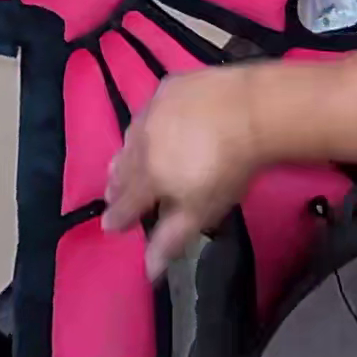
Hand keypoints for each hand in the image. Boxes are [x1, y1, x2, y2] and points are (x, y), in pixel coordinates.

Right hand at [101, 63, 269, 277]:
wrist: (247, 110)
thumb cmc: (226, 167)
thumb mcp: (201, 211)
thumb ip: (171, 238)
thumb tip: (148, 270)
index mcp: (148, 175)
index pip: (125, 201)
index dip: (116, 216)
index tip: (108, 226)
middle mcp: (142, 140)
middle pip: (123, 166)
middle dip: (116, 183)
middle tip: (111, 193)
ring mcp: (153, 109)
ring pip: (131, 135)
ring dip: (127, 151)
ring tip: (126, 159)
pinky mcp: (168, 86)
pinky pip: (149, 107)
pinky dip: (147, 121)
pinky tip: (153, 122)